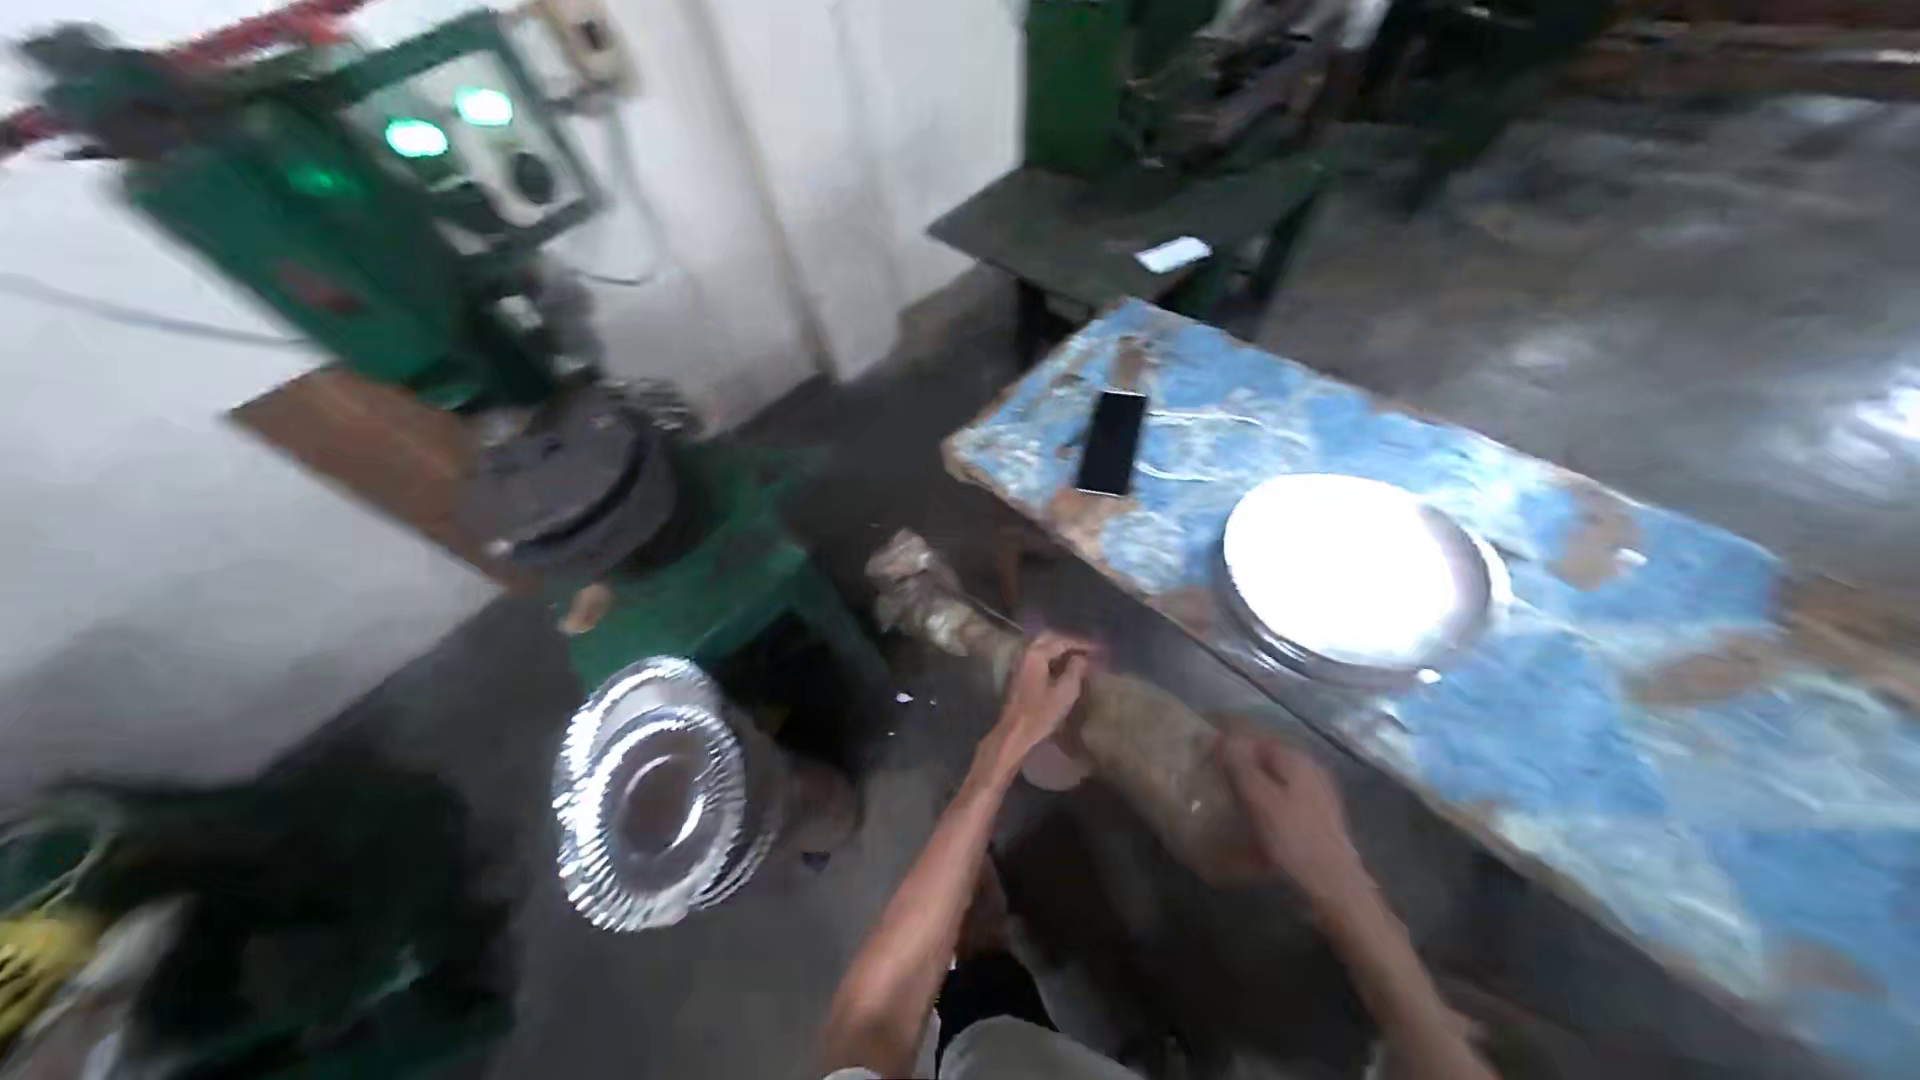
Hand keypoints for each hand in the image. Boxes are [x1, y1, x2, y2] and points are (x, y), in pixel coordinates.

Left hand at [979, 633, 1094, 777]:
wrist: (1014, 731)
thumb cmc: (1040, 713)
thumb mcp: (1065, 692)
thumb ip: (1075, 670)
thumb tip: (1082, 657)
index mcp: (1035, 654)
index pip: (1061, 641)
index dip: (1081, 643)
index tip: (1097, 648)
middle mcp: (1024, 652)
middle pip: (1049, 638)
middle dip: (1068, 642)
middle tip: (1086, 649)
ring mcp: (1019, 662)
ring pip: (1041, 647)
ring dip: (1059, 649)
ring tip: (1078, 657)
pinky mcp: (1017, 673)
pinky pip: (1036, 657)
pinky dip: (1051, 657)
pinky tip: (1062, 667)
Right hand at [1220, 734, 1370, 907]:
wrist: (1335, 886)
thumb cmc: (1293, 839)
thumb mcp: (1258, 798)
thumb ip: (1238, 762)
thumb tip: (1221, 735)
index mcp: (1295, 757)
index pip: (1253, 731)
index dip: (1226, 729)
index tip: (1203, 735)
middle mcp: (1309, 766)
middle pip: (1264, 749)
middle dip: (1238, 750)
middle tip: (1210, 760)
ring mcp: (1317, 788)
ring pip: (1273, 768)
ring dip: (1249, 770)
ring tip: (1226, 782)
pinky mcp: (1317, 810)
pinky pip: (1282, 786)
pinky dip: (1262, 787)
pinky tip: (1251, 804)